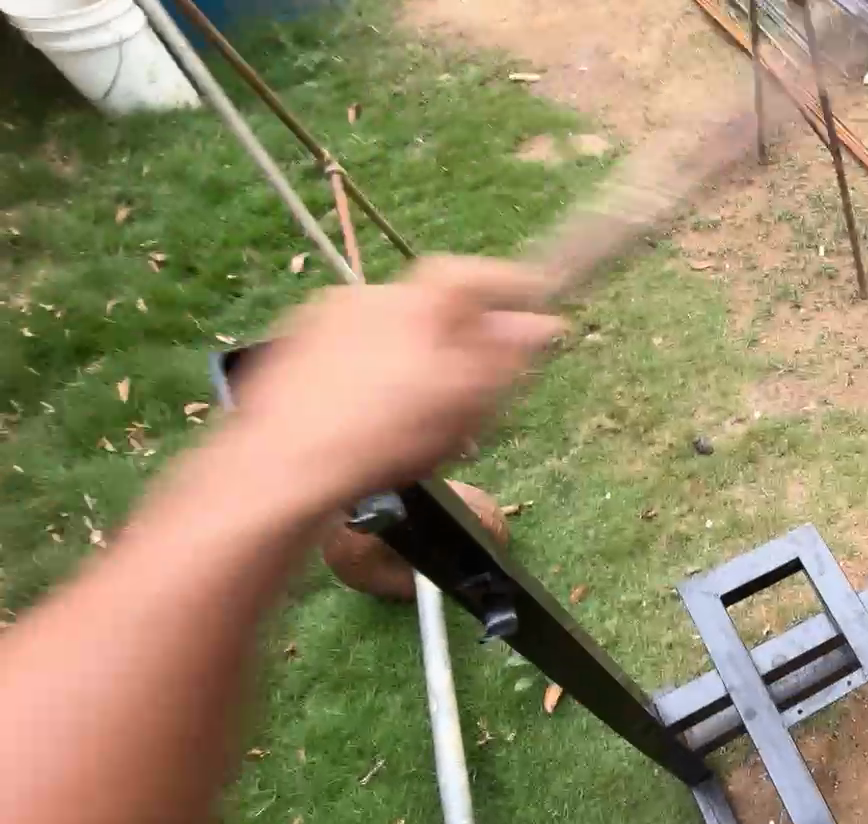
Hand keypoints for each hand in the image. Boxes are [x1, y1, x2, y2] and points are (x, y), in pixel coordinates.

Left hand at [225, 256, 563, 510]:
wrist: (284, 466)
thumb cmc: (391, 432)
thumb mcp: (470, 398)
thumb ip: (510, 354)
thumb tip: (546, 323)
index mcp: (415, 305)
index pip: (469, 275)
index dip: (507, 283)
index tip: (537, 297)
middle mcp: (367, 298)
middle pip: (434, 307)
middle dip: (469, 333)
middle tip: (493, 371)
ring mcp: (322, 322)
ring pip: (399, 330)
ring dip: (428, 355)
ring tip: (441, 406)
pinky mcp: (293, 352)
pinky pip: (362, 350)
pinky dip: (388, 370)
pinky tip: (392, 413)